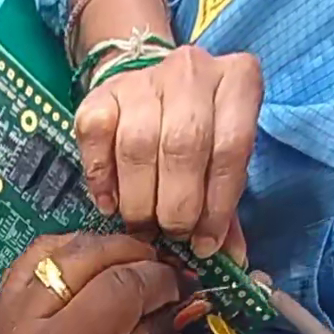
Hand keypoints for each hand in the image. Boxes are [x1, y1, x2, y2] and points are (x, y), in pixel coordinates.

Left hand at [0, 234, 183, 333]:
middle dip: (136, 256)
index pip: (118, 289)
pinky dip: (69, 251)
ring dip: (103, 247)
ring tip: (131, 268)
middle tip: (162, 275)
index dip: (159, 282)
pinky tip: (91, 267)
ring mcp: (6, 304)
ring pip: (61, 245)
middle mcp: (25, 316)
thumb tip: (185, 306)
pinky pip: (35, 255)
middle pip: (90, 253)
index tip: (183, 290)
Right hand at [72, 38, 261, 257]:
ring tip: (140, 224)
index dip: (216, 206)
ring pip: (137, 146)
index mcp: (237, 81)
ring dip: (138, 200)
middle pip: (182, 146)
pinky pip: (96, 137)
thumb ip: (224, 212)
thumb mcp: (217, 169)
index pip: (231, 148)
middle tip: (167, 234)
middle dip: (174, 206)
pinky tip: (110, 203)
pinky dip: (102, 180)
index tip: (202, 245)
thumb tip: (232, 262)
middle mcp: (192, 70)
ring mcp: (143, 79)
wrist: (148, 97)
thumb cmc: (192, 142)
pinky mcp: (101, 95)